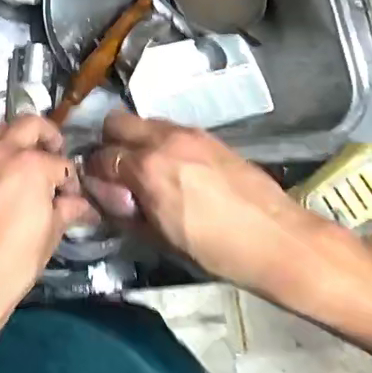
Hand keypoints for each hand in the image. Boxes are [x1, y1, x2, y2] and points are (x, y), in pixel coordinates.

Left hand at [0, 116, 91, 353]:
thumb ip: (67, 209)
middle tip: (55, 157)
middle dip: (47, 136)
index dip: (71, 179)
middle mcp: (0, 152)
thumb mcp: (50, 236)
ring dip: (17, 139)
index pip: (60, 161)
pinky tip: (3, 183)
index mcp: (29, 164)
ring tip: (29, 165)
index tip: (74, 197)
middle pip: (29, 124)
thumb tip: (83, 204)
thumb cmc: (13, 263)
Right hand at [84, 111, 368, 302]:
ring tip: (148, 170)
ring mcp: (189, 133)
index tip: (97, 187)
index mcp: (147, 168)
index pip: (100, 157)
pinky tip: (175, 169)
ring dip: (136, 140)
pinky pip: (170, 129)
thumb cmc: (217, 251)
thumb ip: (126, 212)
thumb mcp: (161, 240)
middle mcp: (163, 140)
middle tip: (118, 171)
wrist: (279, 240)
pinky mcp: (209, 136)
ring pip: (144, 122)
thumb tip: (107, 197)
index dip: (92, 173)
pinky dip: (161, 142)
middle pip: (116, 122)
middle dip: (109, 144)